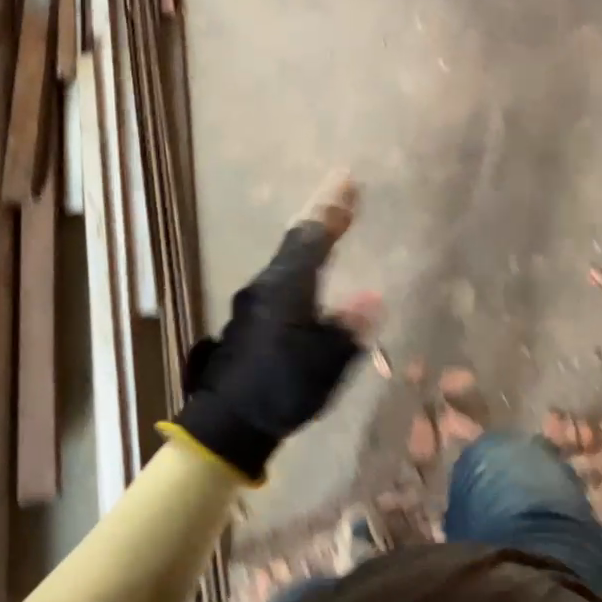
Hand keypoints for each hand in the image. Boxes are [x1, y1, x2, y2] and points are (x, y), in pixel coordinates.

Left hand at [168, 171, 381, 480]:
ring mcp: (256, 299)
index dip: (333, 210)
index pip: (314, 238)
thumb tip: (374, 297)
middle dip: (321, 211)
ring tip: (330, 218)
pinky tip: (308, 264)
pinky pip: (284, 270)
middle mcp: (269, 284)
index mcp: (287, 288)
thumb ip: (348, 328)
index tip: (348, 180)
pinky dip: (302, 255)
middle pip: (297, 238)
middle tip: (340, 185)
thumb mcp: (323, 363)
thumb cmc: (279, 388)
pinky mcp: (252, 316)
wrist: (227, 420)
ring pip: (288, 253)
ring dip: (311, 232)